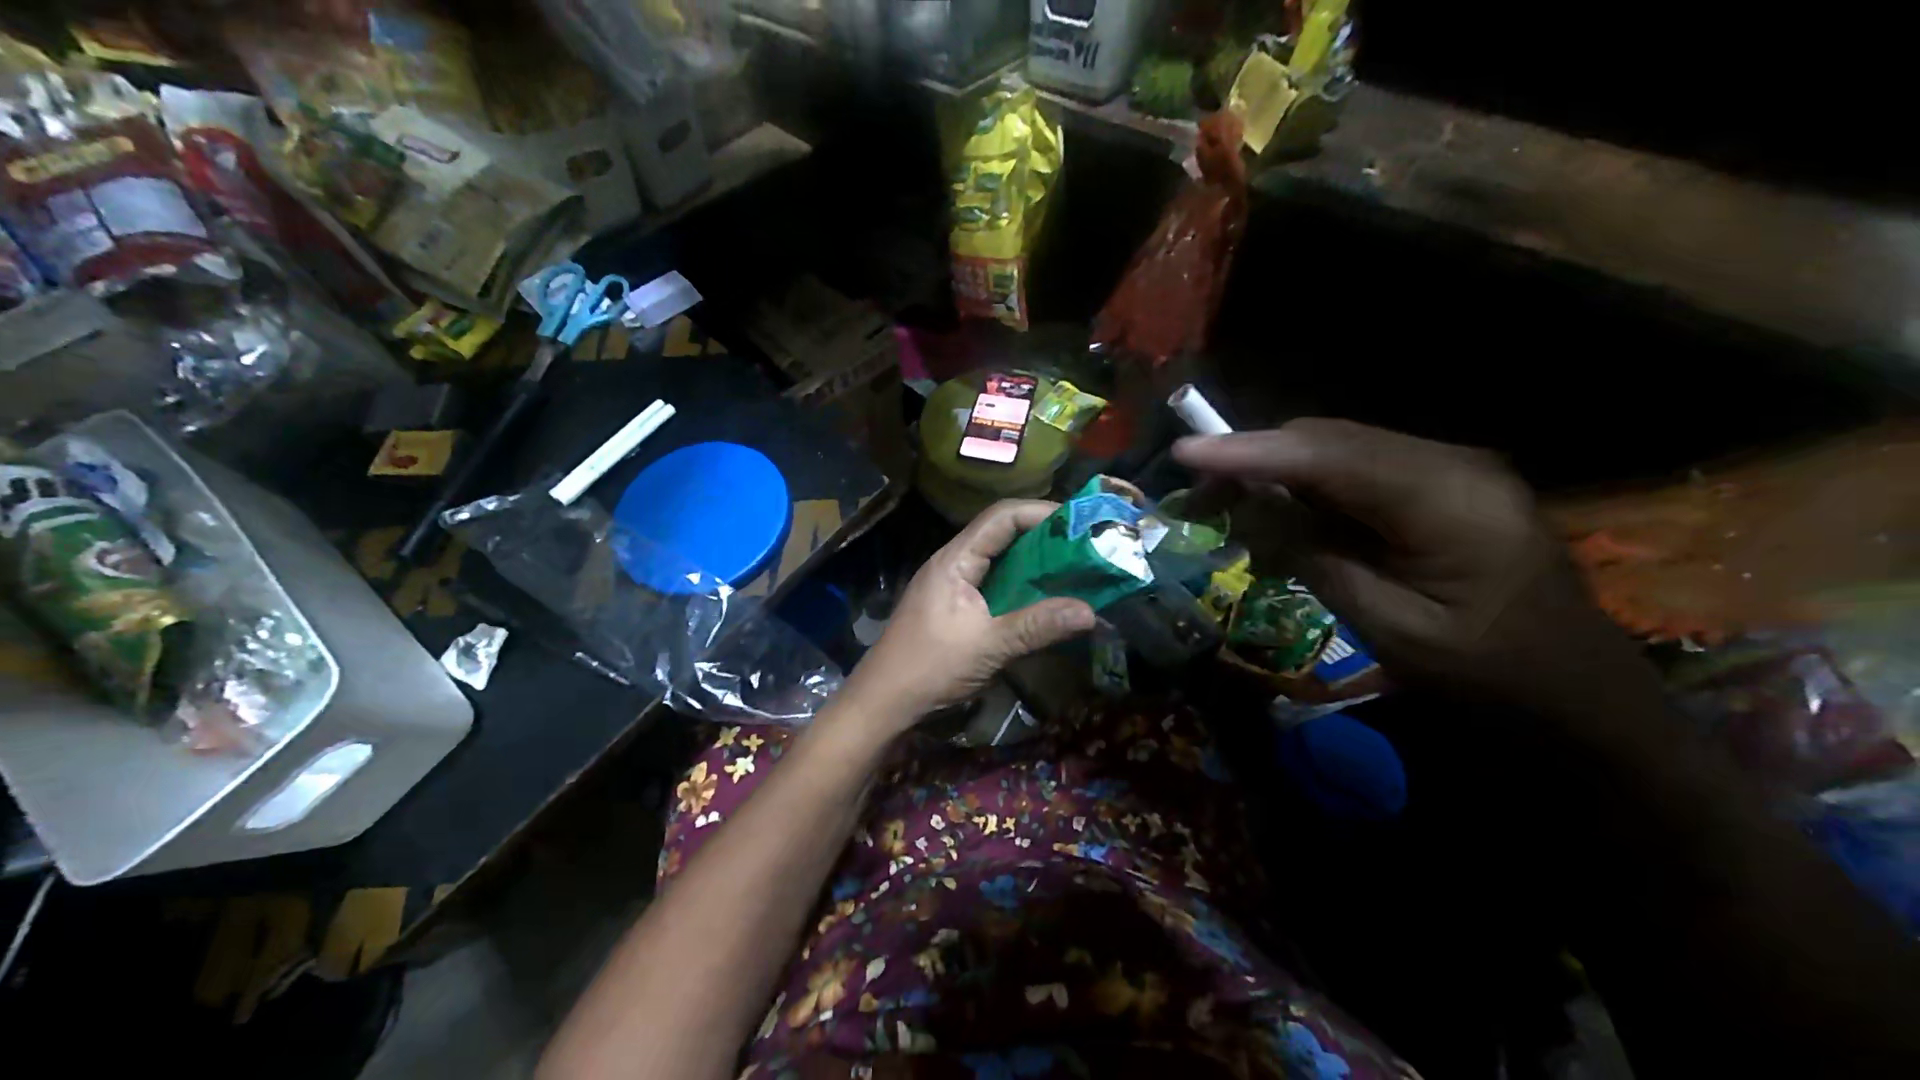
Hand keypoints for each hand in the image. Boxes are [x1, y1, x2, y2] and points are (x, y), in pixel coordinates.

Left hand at [840, 500, 1096, 734]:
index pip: (1001, 517)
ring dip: (1032, 562)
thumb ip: (1037, 625)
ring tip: (1073, 568)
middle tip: (1084, 546)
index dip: (1041, 512)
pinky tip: (1042, 598)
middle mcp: (952, 563)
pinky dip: (1019, 585)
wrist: (882, 702)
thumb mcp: (989, 646)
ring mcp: (950, 585)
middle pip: (1001, 533)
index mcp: (955, 560)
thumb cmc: (930, 667)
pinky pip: (992, 583)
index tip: (1079, 523)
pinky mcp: (952, 606)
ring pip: (997, 560)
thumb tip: (1090, 611)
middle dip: (1043, 536)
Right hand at [1175, 419, 1645, 706]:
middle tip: (1195, 485)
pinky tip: (1280, 505)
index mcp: (1449, 501)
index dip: (1249, 451)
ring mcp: (1454, 468)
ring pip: (1341, 446)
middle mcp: (1453, 463)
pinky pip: (1361, 467)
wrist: (1583, 693)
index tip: (1184, 453)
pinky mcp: (1446, 484)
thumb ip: (1316, 560)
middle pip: (1331, 438)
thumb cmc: (1491, 676)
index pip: (1328, 457)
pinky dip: (1310, 481)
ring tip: (1224, 495)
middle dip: (1256, 455)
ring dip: (1279, 466)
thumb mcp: (1392, 629)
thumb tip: (1249, 512)